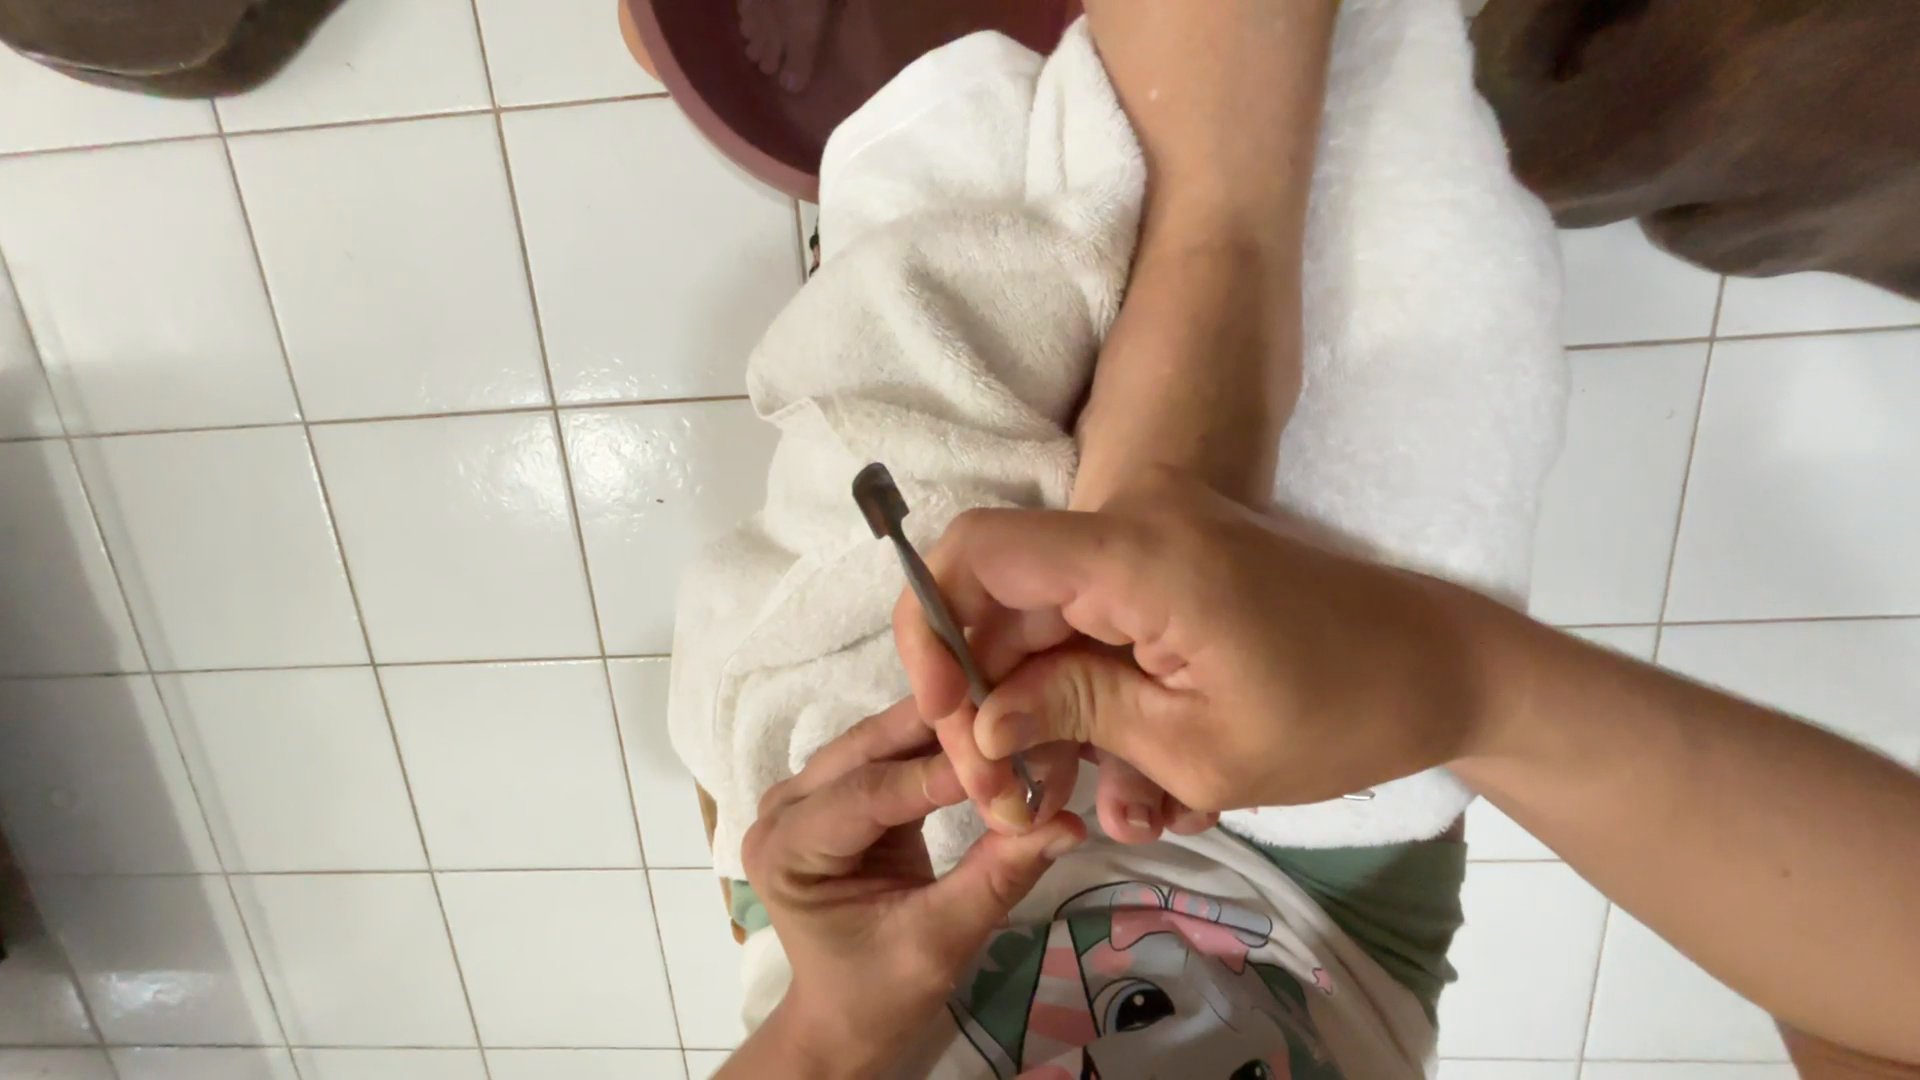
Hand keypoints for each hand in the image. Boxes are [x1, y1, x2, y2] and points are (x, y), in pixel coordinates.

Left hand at [737, 700, 1084, 1077]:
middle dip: (940, 729)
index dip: (937, 772)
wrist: (847, 1013)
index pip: (867, 793)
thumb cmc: (881, 992)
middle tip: (1012, 714)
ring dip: (942, 726)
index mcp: (786, 850)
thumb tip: (1068, 822)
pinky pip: (891, 750)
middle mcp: (785, 806)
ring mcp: (808, 790)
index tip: (1007, 758)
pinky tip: (982, 734)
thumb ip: (997, 877)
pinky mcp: (839, 786)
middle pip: (868, 748)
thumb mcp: (940, 942)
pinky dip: (937, 743)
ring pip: (881, 738)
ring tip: (1004, 717)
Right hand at [895, 473, 1499, 813]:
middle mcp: (1125, 527)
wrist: (1438, 665)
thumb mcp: (1197, 745)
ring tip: (1058, 803)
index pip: (978, 549)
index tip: (946, 714)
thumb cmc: (1336, 712)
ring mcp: (1139, 547)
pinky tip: (1111, 776)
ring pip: (1037, 626)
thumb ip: (1073, 714)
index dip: (930, 624)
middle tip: (1006, 796)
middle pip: (998, 602)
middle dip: (983, 701)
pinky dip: (1075, 696)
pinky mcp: (1155, 573)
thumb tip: (979, 720)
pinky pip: (1083, 629)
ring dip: (1032, 711)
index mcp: (1134, 553)